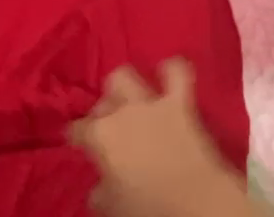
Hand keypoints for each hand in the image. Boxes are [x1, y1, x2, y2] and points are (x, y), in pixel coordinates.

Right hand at [69, 59, 249, 216]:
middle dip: (103, 107)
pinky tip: (167, 70)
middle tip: (108, 124)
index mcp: (100, 136)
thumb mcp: (115, 207)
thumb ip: (102, 193)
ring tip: (129, 98)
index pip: (77, 129)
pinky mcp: (179, 103)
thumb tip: (96, 190)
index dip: (76, 136)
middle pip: (102, 99)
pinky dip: (171, 70)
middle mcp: (120, 112)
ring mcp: (149, 103)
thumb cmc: (150, 208)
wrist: (197, 204)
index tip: (77, 143)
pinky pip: (177, 73)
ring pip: (126, 76)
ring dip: (125, 85)